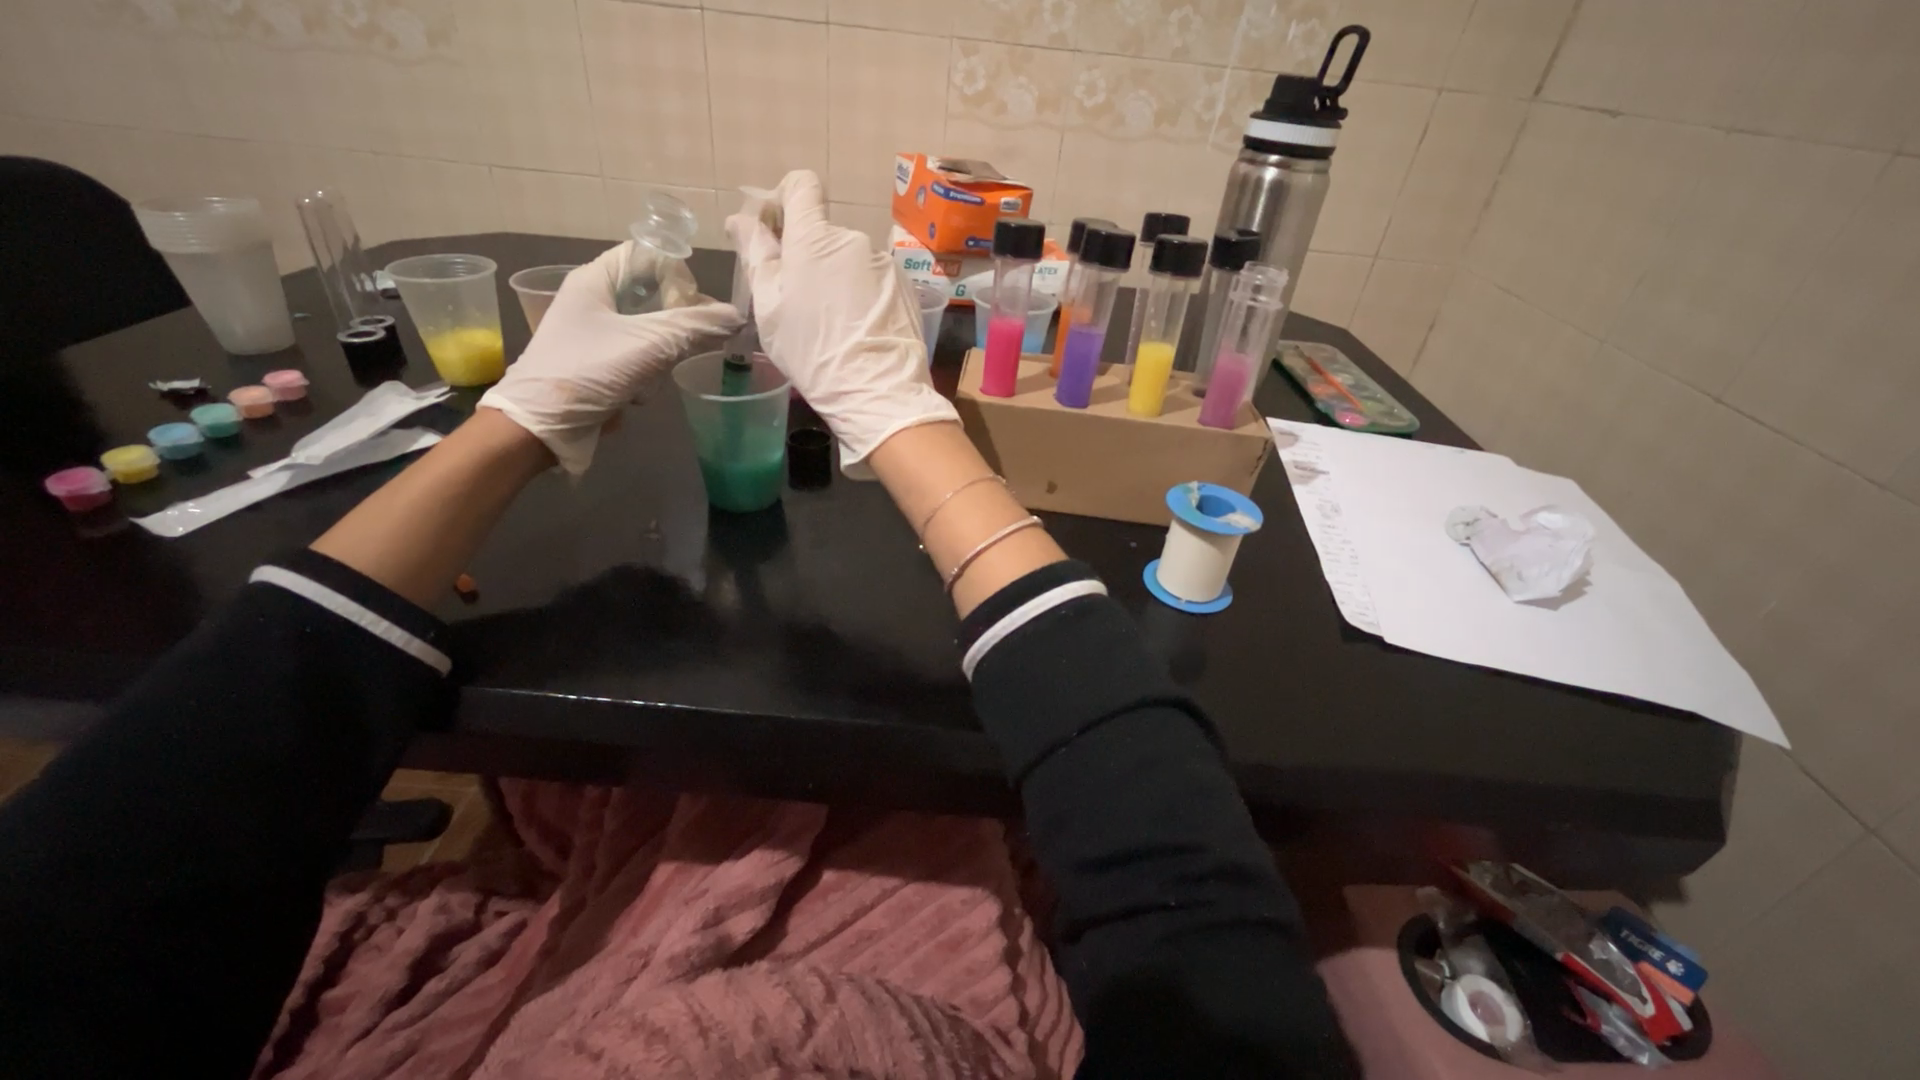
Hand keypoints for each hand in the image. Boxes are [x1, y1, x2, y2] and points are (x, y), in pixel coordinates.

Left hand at [479, 241, 741, 475]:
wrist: (539, 428)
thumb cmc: (586, 373)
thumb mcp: (648, 346)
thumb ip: (696, 328)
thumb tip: (736, 317)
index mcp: (594, 280)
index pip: (647, 254)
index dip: (676, 273)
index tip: (695, 306)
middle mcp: (592, 300)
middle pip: (652, 295)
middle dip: (674, 322)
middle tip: (687, 343)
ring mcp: (594, 334)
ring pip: (649, 330)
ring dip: (661, 354)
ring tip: (656, 374)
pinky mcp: (598, 364)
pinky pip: (638, 357)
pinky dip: (646, 374)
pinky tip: (640, 393)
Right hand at [726, 170, 957, 476]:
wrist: (878, 391)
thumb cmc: (812, 352)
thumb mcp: (770, 307)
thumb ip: (757, 255)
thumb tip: (743, 219)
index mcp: (814, 238)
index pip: (802, 186)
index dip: (785, 199)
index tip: (776, 231)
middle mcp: (853, 239)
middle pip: (824, 233)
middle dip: (808, 256)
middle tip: (799, 302)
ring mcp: (884, 263)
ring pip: (849, 260)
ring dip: (837, 279)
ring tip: (832, 325)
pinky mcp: (905, 287)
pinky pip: (874, 280)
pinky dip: (862, 295)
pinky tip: (858, 330)